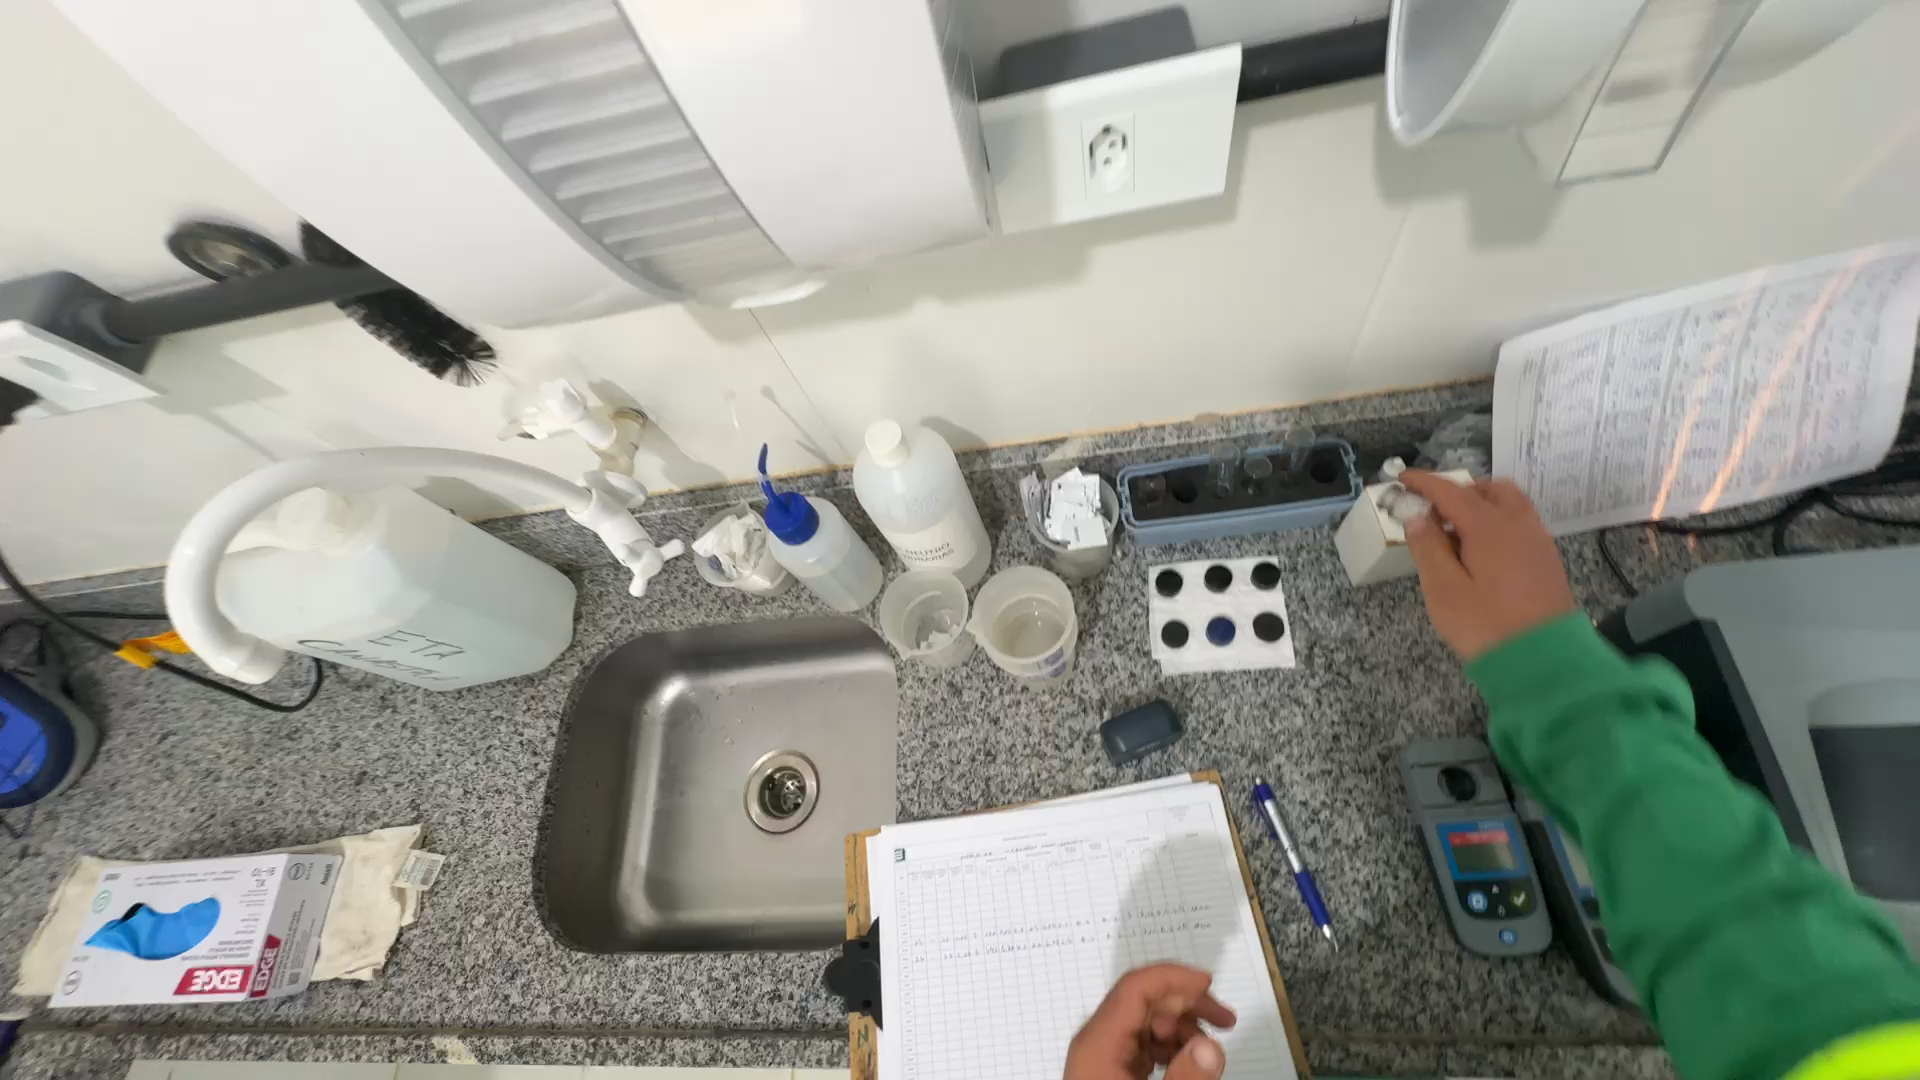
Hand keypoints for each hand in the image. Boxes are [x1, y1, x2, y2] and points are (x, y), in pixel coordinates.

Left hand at [1064, 964, 1234, 1079]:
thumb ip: (1186, 1079)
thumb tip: (1212, 1046)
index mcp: (1098, 1042)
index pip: (1135, 989)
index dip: (1172, 977)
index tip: (1210, 983)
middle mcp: (1096, 1042)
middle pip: (1141, 1002)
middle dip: (1184, 1004)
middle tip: (1226, 1020)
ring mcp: (1102, 1057)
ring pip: (1144, 1023)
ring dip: (1180, 1027)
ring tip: (1211, 1048)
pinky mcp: (1110, 1074)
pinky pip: (1141, 1045)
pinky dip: (1168, 1048)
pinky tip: (1189, 1062)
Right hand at [1399, 471, 1576, 661]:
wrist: (1544, 661)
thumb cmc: (1485, 623)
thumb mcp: (1442, 587)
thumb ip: (1427, 547)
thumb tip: (1418, 518)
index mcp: (1489, 527)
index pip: (1450, 492)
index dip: (1423, 482)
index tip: (1400, 477)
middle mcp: (1518, 525)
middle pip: (1489, 489)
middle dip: (1458, 490)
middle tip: (1431, 510)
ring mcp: (1537, 541)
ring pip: (1509, 504)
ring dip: (1479, 504)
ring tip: (1453, 530)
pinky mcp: (1545, 560)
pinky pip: (1519, 523)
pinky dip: (1495, 521)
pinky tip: (1478, 549)